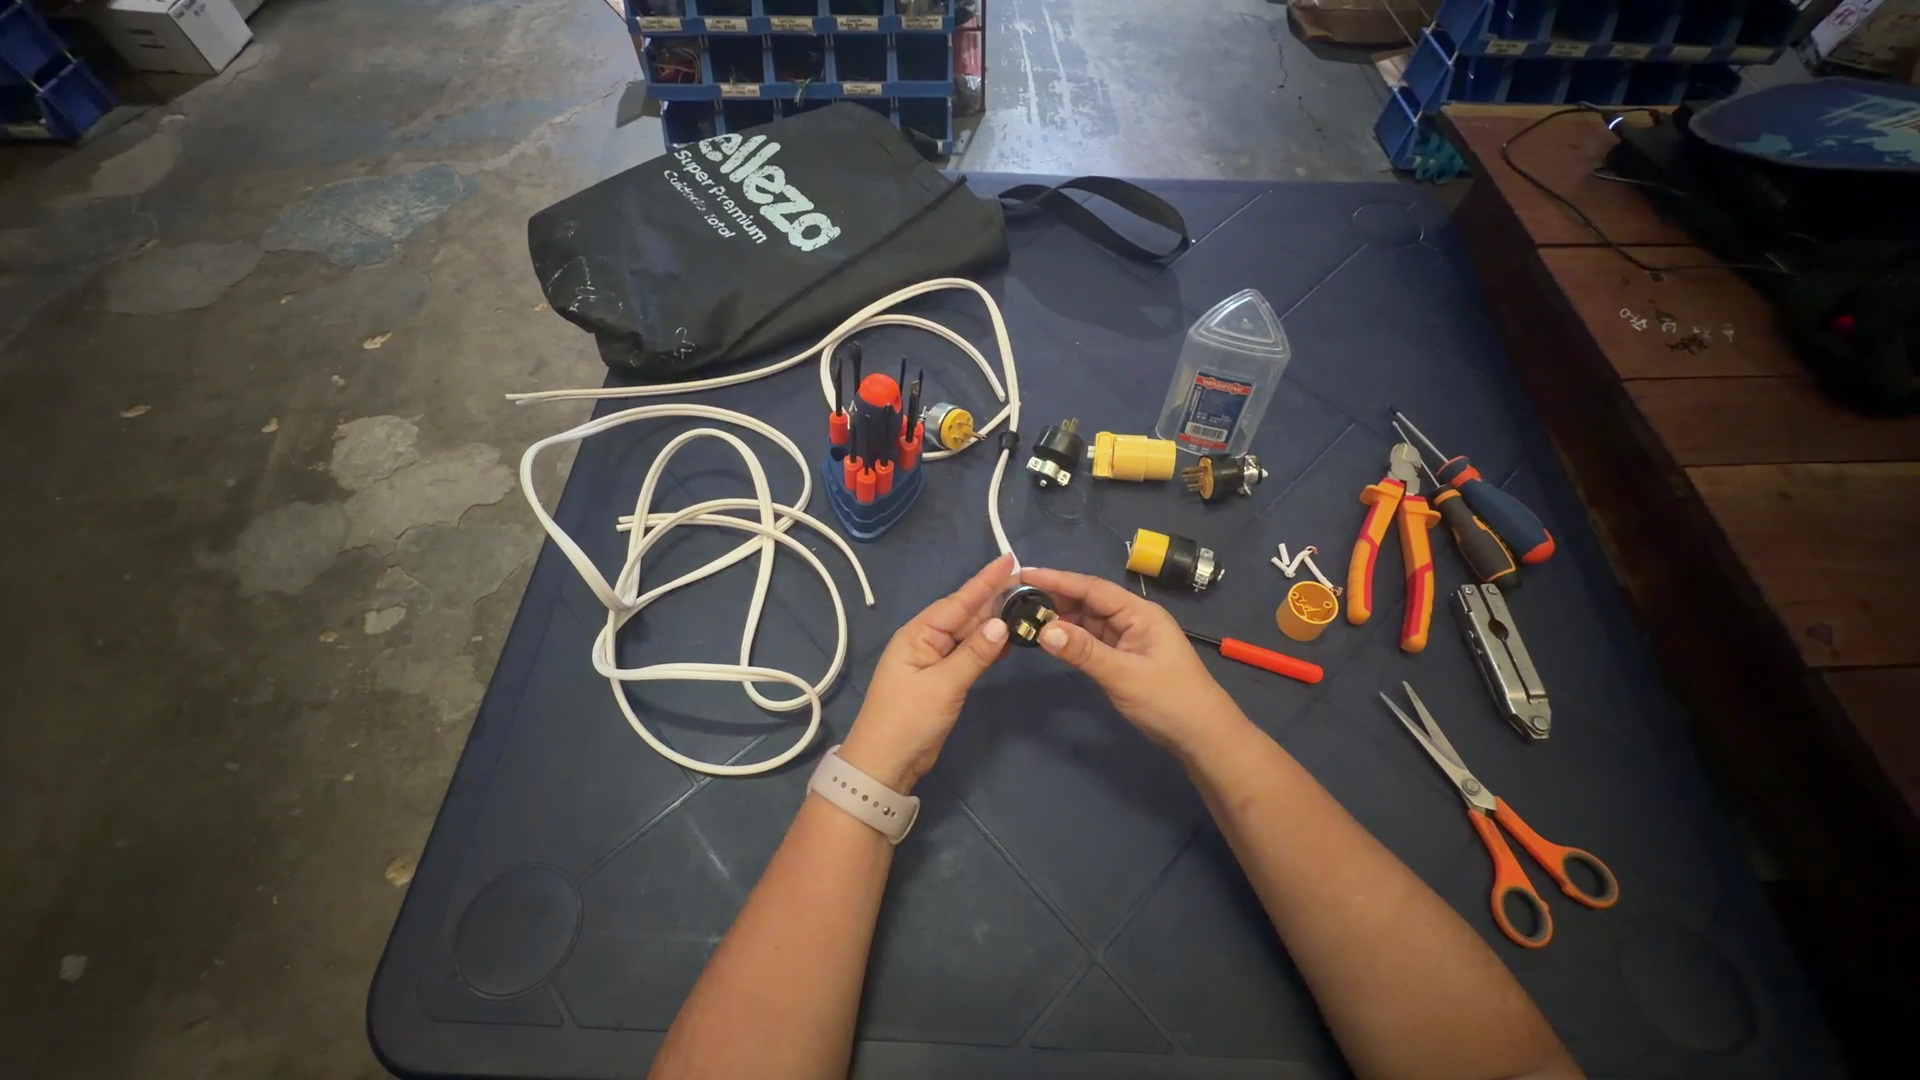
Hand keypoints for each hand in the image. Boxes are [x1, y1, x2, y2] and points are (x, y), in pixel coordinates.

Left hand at [838, 554, 1016, 792]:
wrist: (885, 764)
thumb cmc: (908, 720)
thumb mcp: (943, 685)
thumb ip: (974, 653)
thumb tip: (1002, 622)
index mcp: (919, 634)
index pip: (958, 601)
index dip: (985, 581)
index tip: (1010, 560)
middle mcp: (926, 640)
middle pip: (965, 613)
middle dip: (994, 598)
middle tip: (1029, 582)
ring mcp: (934, 660)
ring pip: (969, 633)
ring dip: (994, 621)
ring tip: (1026, 603)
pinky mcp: (942, 679)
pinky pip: (969, 653)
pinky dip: (989, 645)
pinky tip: (1010, 638)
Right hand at [1018, 567, 1249, 756]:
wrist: (1203, 736)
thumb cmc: (1169, 701)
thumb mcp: (1124, 675)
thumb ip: (1084, 652)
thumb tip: (1044, 630)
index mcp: (1139, 613)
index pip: (1092, 588)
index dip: (1057, 579)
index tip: (1023, 574)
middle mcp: (1133, 619)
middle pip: (1088, 600)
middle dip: (1054, 596)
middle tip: (1015, 596)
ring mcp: (1128, 638)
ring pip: (1087, 620)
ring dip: (1059, 618)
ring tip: (1023, 615)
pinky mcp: (1124, 657)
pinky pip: (1091, 639)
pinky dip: (1070, 637)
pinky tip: (1048, 638)